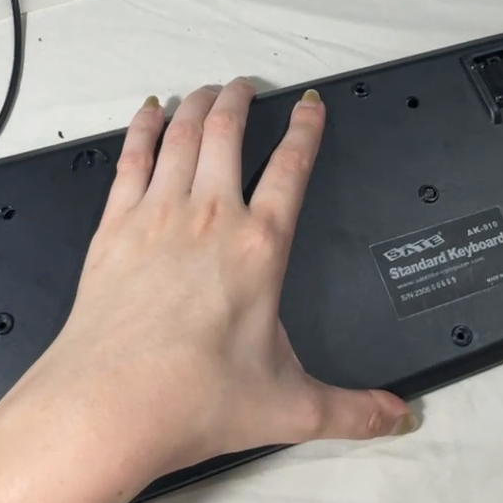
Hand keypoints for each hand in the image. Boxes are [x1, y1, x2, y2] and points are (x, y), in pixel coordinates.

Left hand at [3, 79, 414, 488]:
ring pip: (182, 136)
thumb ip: (351, 410)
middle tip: (248, 85)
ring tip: (207, 89)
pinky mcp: (114, 227)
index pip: (292, 168)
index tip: (311, 106)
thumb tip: (395, 417)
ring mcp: (157, 216)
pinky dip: (143, 129)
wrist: (107, 405)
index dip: (306, 129)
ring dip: (198, 106)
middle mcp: (209, 218)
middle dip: (241, 100)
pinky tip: (148, 114)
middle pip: (229, 134)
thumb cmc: (191, 399)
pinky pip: (132, 158)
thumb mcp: (288, 408)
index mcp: (259, 248)